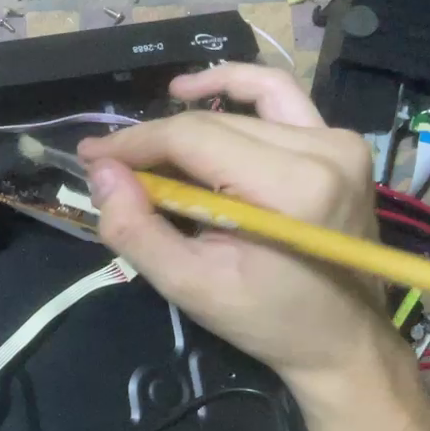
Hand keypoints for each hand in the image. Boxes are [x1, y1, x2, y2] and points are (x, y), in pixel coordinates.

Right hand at [79, 64, 400, 394]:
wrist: (340, 339)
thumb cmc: (264, 318)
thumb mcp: (188, 285)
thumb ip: (136, 229)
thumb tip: (100, 173)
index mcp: (290, 186)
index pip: (191, 138)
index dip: (131, 143)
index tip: (89, 157)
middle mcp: (321, 149)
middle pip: (211, 123)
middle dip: (150, 140)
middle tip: (106, 165)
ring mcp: (336, 142)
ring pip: (239, 110)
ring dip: (183, 120)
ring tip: (142, 140)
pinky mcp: (338, 144)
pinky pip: (279, 99)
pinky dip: (234, 92)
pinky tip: (195, 94)